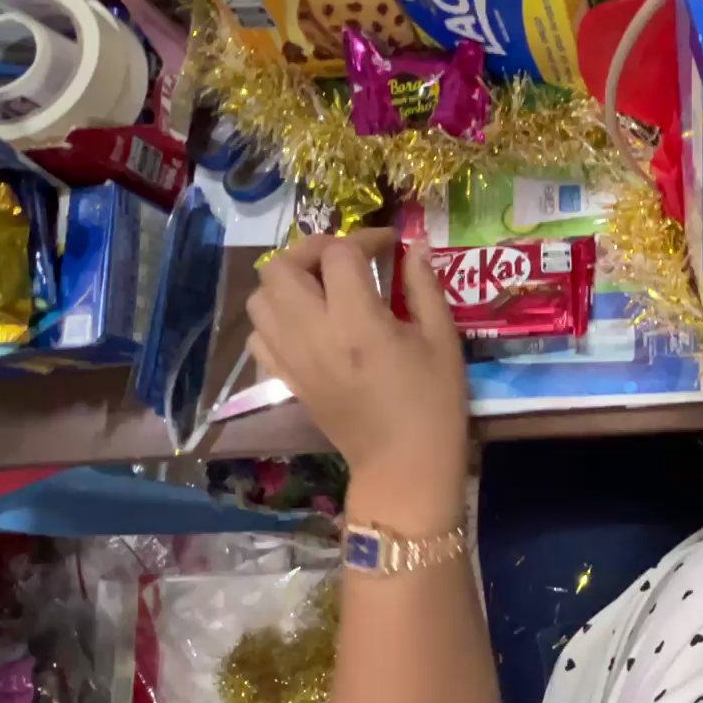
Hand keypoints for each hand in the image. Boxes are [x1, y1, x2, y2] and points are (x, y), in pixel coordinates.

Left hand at [245, 230, 467, 533]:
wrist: (405, 464)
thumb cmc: (434, 402)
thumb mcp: (443, 340)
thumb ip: (425, 288)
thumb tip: (416, 248)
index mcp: (357, 322)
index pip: (341, 255)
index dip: (366, 238)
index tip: (390, 244)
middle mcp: (314, 334)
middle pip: (282, 267)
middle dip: (313, 249)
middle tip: (346, 256)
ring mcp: (293, 358)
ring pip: (260, 298)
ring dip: (289, 281)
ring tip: (323, 285)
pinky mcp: (287, 379)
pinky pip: (259, 336)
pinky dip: (277, 317)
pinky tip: (308, 321)